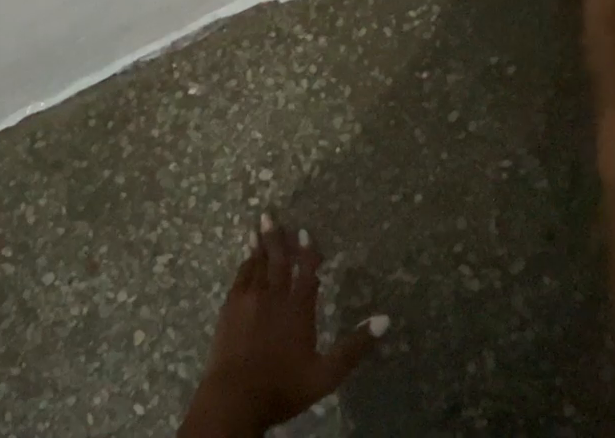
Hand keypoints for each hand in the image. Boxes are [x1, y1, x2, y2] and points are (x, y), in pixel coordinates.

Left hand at [179, 215, 385, 437]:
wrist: (235, 398)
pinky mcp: (230, 308)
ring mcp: (249, 300)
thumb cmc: (283, 387)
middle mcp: (274, 297)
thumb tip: (385, 319)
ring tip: (259, 226)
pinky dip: (245, 263)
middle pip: (279, 261)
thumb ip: (354, 346)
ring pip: (257, 264)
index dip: (308, 252)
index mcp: (299, 310)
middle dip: (277, 238)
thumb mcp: (327, 374)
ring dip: (260, 245)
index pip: (307, 273)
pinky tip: (246, 257)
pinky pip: (240, 277)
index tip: (306, 231)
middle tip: (271, 215)